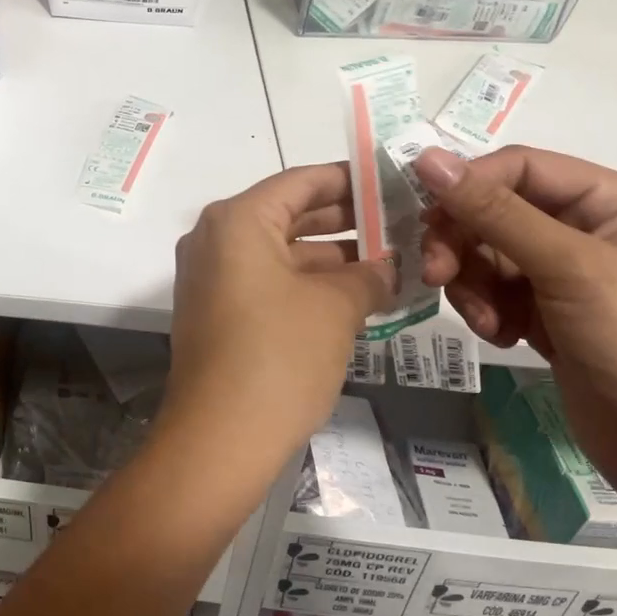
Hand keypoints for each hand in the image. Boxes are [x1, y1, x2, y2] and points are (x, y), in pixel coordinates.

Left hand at [167, 162, 395, 458]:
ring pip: (281, 250)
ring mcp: (212, 276)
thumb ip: (367, 275)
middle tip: (404, 223)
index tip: (393, 183)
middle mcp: (215, 237)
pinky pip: (268, 280)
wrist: (220, 435)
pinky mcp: (217, 310)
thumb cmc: (279, 355)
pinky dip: (308, 282)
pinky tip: (359, 296)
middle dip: (347, 220)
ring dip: (333, 257)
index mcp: (236, 220)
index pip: (300, 182)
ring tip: (394, 262)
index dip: (349, 180)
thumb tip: (387, 266)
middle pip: (289, 214)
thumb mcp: (335, 307)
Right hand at [412, 144, 616, 484]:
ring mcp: (568, 272)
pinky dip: (484, 308)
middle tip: (434, 274)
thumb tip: (425, 157)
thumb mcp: (569, 269)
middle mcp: (591, 227)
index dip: (469, 185)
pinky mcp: (548, 310)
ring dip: (471, 282)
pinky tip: (501, 336)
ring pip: (484, 250)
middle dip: (461, 242)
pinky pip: (492, 287)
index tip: (426, 219)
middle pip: (494, 209)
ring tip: (484, 320)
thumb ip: (494, 211)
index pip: (520, 167)